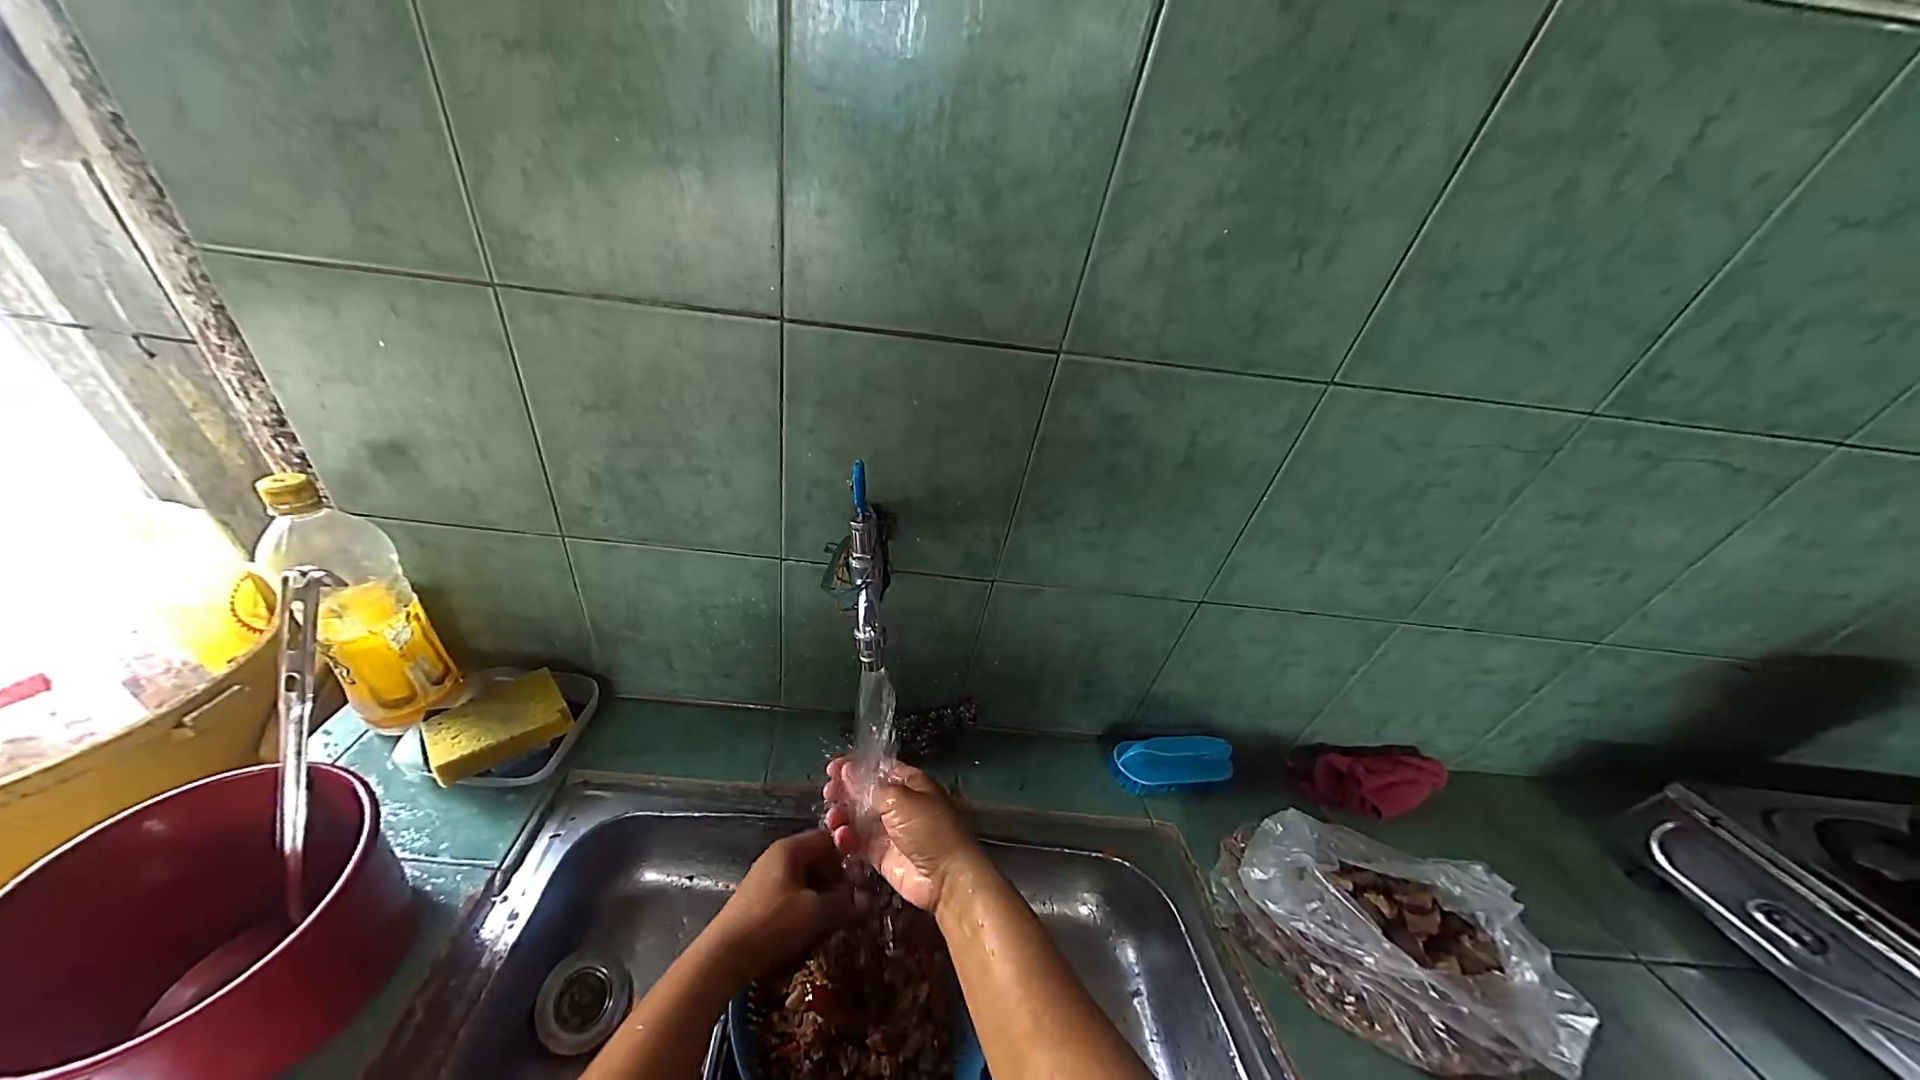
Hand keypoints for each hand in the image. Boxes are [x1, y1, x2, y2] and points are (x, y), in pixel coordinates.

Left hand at [705, 829, 857, 976]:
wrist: (723, 957)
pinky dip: (805, 904)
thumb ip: (844, 902)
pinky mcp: (759, 898)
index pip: (828, 838)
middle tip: (849, 900)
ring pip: (805, 877)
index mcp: (790, 848)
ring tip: (832, 917)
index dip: (848, 855)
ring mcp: (766, 877)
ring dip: (821, 894)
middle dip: (835, 878)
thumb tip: (868, 899)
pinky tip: (809, 927)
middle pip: (817, 857)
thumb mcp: (815, 913)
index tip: (861, 878)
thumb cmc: (772, 924)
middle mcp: (777, 856)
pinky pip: (791, 892)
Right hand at [823, 757, 985, 912]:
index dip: (855, 766)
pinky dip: (847, 839)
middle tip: (828, 793)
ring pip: (857, 818)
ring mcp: (889, 831)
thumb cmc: (930, 829)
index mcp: (910, 784)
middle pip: (865, 792)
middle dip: (844, 791)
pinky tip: (841, 838)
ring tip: (833, 818)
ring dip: (842, 815)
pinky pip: (858, 843)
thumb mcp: (901, 800)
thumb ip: (870, 787)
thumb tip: (847, 770)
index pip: (878, 768)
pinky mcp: (881, 855)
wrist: (947, 878)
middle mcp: (899, 804)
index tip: (833, 768)